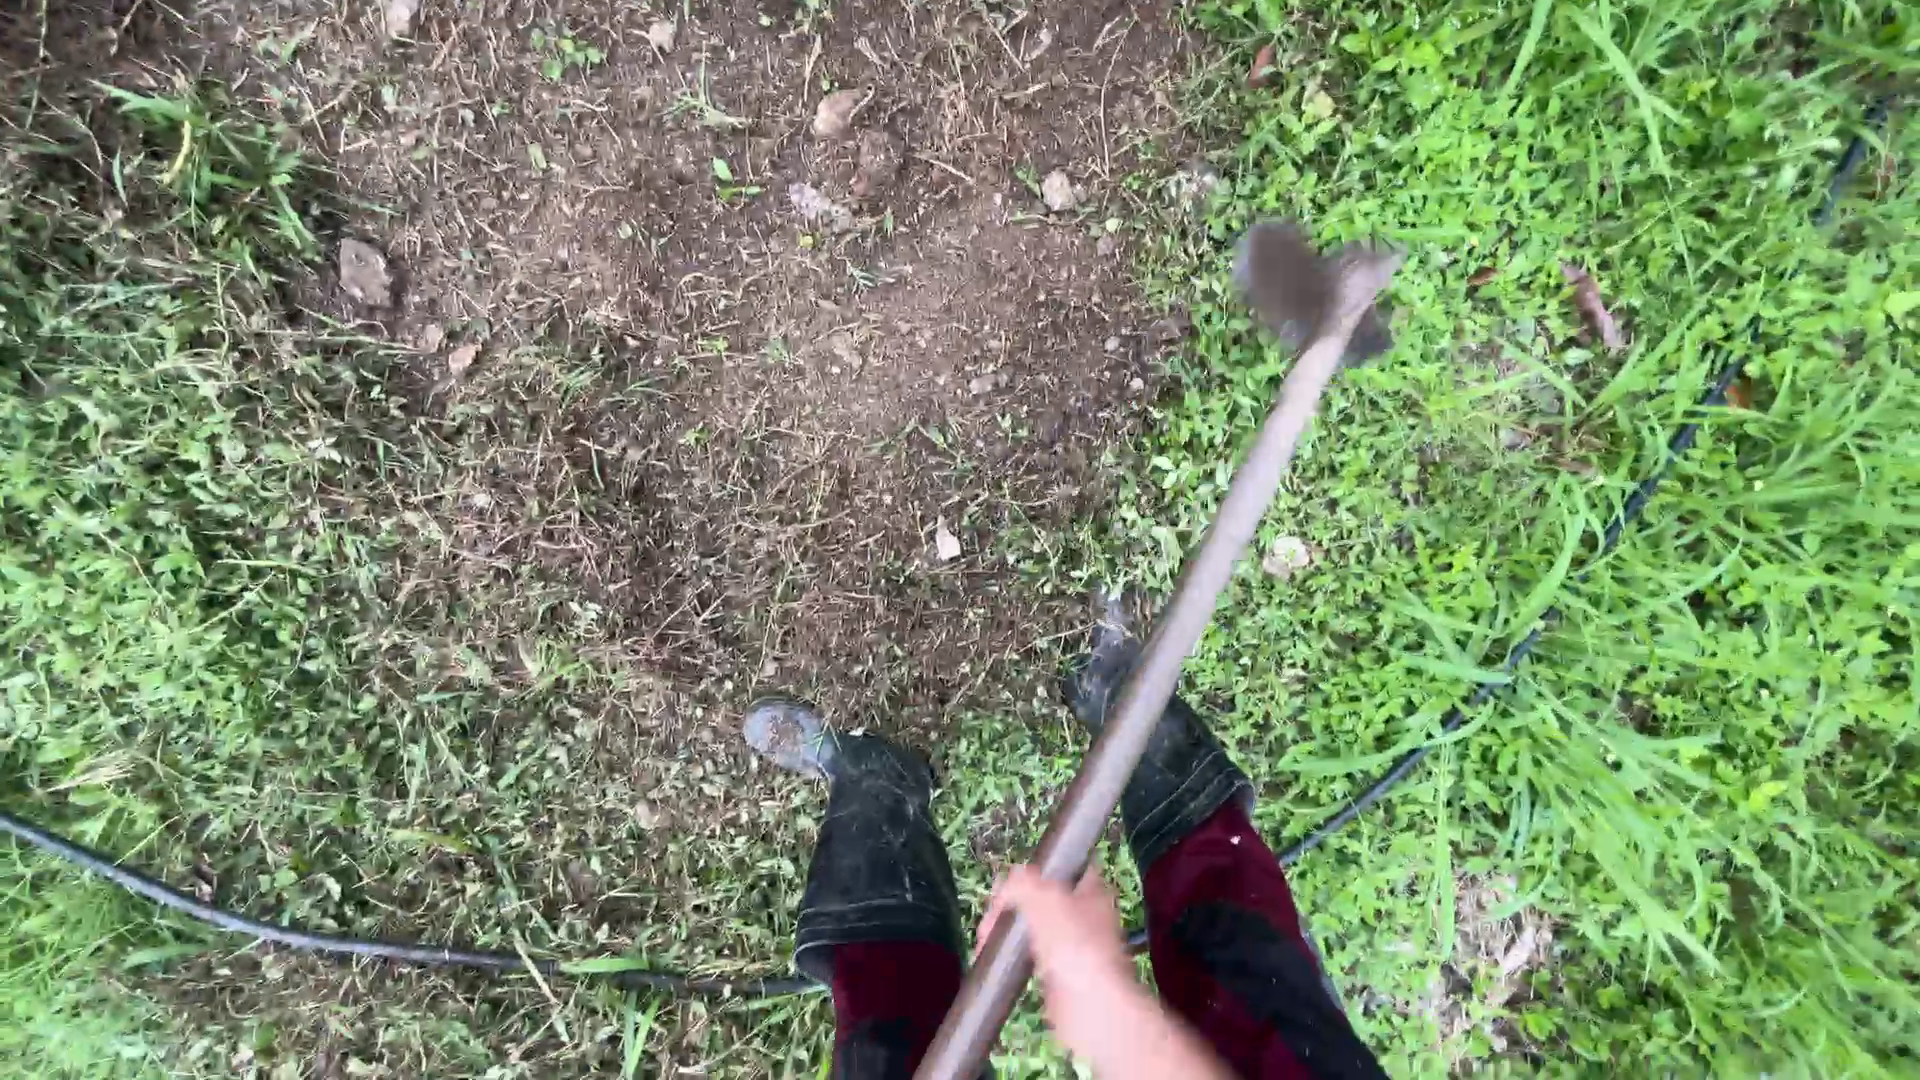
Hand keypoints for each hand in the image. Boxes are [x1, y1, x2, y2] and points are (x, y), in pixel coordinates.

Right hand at [978, 865, 1135, 1058]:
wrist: (1091, 1006)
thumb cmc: (1073, 942)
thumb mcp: (1044, 897)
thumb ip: (1023, 883)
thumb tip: (1011, 878)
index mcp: (1091, 890)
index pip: (1062, 867)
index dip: (1036, 869)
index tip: (1010, 879)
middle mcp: (1086, 915)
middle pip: (1042, 899)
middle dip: (1012, 904)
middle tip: (992, 915)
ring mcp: (1074, 947)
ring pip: (1034, 928)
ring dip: (1009, 931)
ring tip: (985, 938)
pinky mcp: (1062, 975)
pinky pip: (1033, 957)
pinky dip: (1014, 957)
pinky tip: (998, 960)